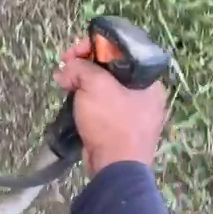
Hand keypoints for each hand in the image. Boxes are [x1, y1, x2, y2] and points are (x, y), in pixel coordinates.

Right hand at [53, 36, 167, 170]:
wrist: (115, 167)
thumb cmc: (111, 121)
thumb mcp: (94, 84)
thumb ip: (80, 66)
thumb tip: (67, 70)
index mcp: (148, 82)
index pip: (119, 51)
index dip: (93, 46)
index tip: (73, 53)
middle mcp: (144, 94)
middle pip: (108, 67)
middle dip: (83, 64)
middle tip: (65, 67)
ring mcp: (133, 111)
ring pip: (102, 84)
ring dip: (80, 80)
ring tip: (63, 83)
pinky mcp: (120, 124)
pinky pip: (100, 101)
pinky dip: (84, 96)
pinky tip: (70, 97)